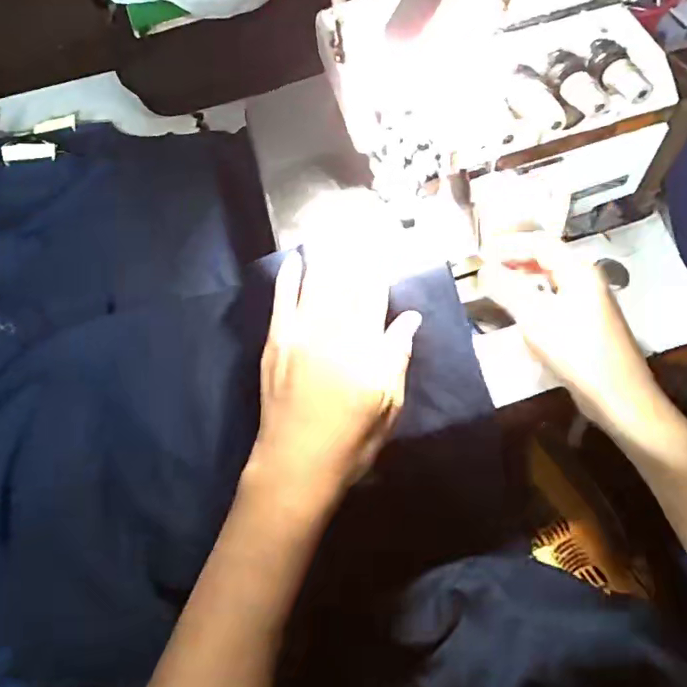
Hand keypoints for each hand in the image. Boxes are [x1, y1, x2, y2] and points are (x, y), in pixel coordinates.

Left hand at [245, 249, 421, 516]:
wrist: (296, 464)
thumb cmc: (351, 441)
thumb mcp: (388, 405)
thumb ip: (396, 356)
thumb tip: (409, 317)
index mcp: (366, 348)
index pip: (375, 295)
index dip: (379, 266)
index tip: (383, 241)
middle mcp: (333, 331)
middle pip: (346, 281)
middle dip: (354, 249)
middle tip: (358, 221)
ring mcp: (301, 333)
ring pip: (317, 282)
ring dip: (325, 254)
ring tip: (331, 228)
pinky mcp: (276, 340)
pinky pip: (282, 299)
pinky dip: (289, 276)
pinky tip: (295, 259)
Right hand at [478, 233, 670, 441]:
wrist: (621, 398)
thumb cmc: (577, 352)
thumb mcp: (534, 317)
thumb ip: (506, 289)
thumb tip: (482, 268)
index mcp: (579, 271)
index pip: (540, 243)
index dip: (509, 242)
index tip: (482, 249)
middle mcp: (589, 280)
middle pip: (548, 256)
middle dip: (516, 256)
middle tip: (487, 262)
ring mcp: (592, 302)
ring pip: (553, 277)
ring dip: (525, 275)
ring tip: (499, 281)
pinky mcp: (591, 322)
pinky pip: (558, 295)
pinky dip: (536, 293)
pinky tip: (523, 308)